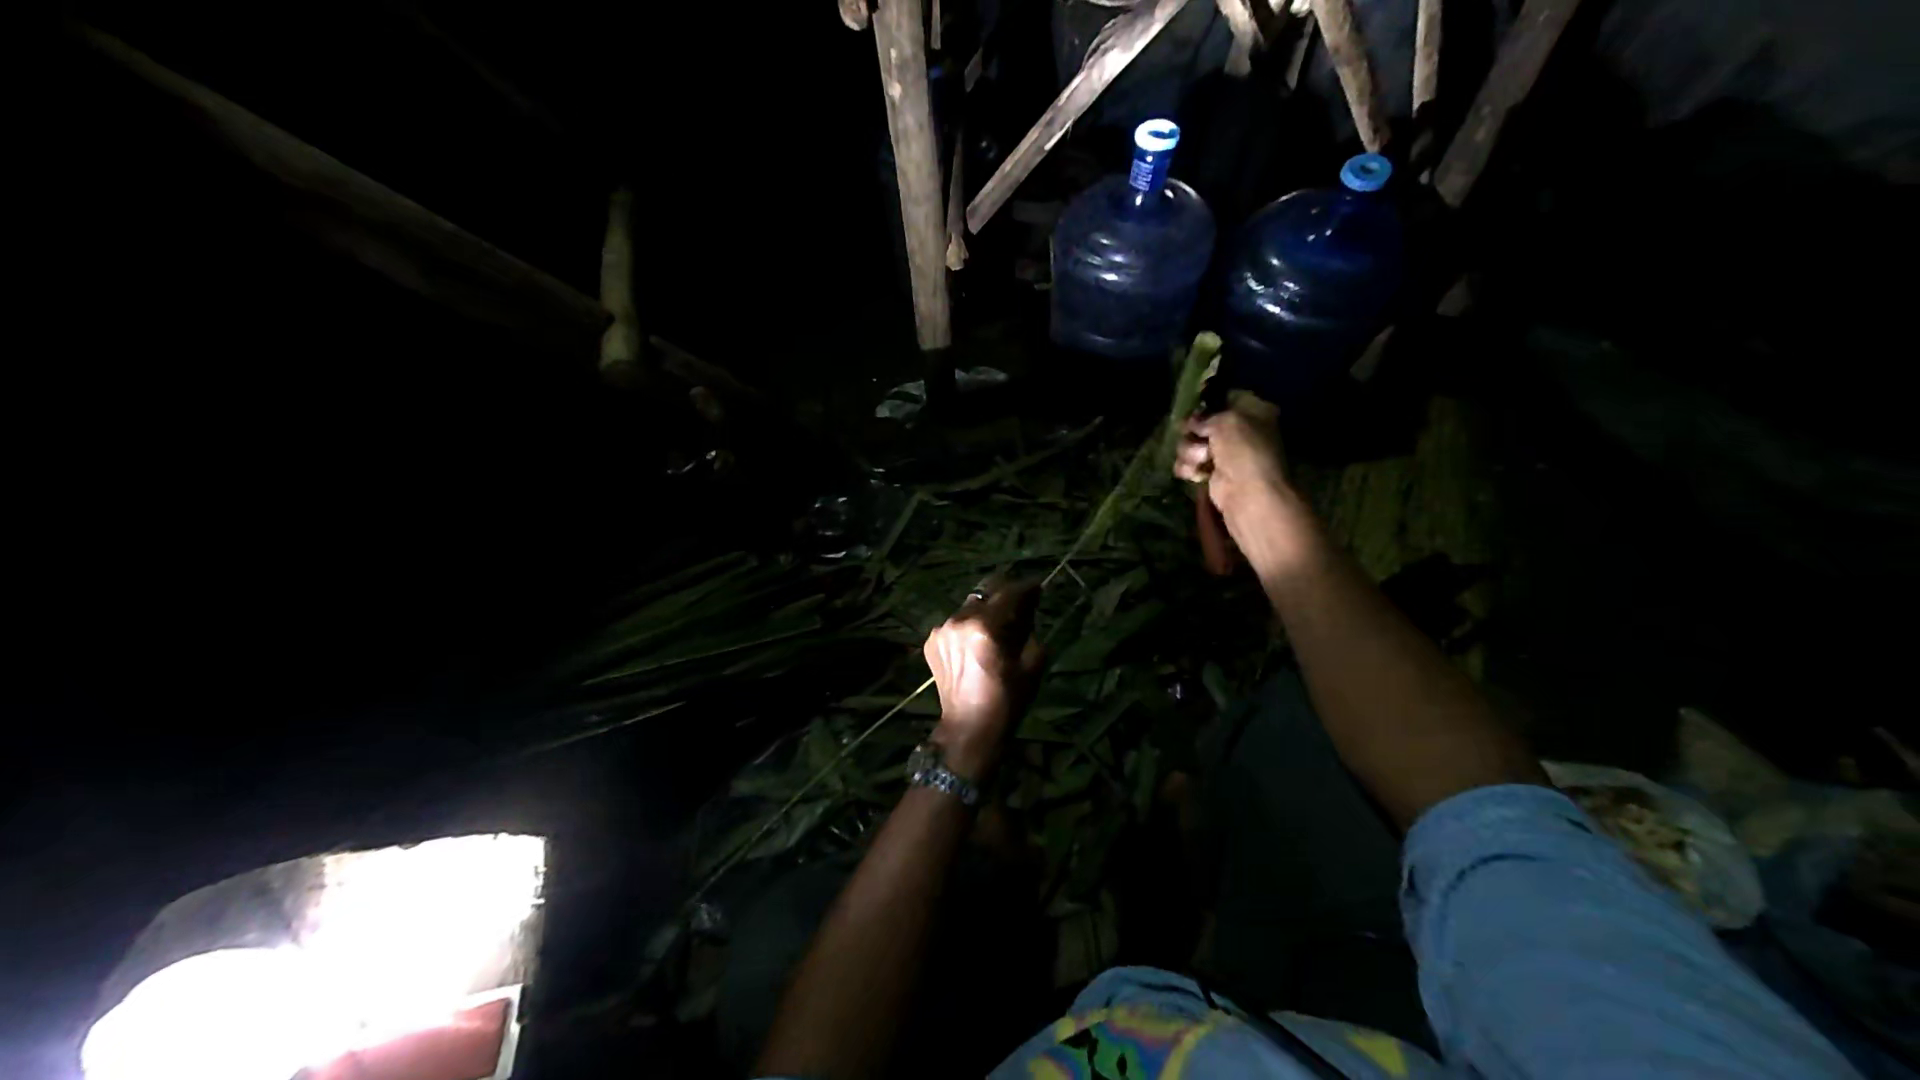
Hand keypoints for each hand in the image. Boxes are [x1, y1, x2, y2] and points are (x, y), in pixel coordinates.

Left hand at [922, 576, 1045, 780]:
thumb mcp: (1032, 663)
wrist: (970, 727)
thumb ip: (1030, 628)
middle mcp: (960, 621)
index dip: (1027, 587)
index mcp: (986, 627)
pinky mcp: (932, 641)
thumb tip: (1028, 607)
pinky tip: (976, 644)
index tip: (1038, 587)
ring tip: (997, 627)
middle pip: (986, 593)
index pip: (1009, 593)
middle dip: (1005, 596)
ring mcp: (942, 630)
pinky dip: (969, 627)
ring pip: (970, 607)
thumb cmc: (1008, 699)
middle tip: (1020, 604)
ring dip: (985, 611)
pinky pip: (956, 623)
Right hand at [1174, 391, 1290, 527]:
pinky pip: (1189, 463)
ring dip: (1189, 452)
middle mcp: (1240, 430)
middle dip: (1193, 432)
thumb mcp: (1225, 420)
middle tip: (1193, 436)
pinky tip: (1195, 474)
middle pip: (1202, 422)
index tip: (1193, 409)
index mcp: (1253, 411)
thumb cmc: (1243, 449)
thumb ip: (1205, 416)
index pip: (1224, 397)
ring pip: (1191, 443)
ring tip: (1200, 461)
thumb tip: (1191, 423)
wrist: (1247, 492)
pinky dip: (1188, 468)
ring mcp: (1225, 453)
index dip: (1206, 403)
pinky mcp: (1212, 473)